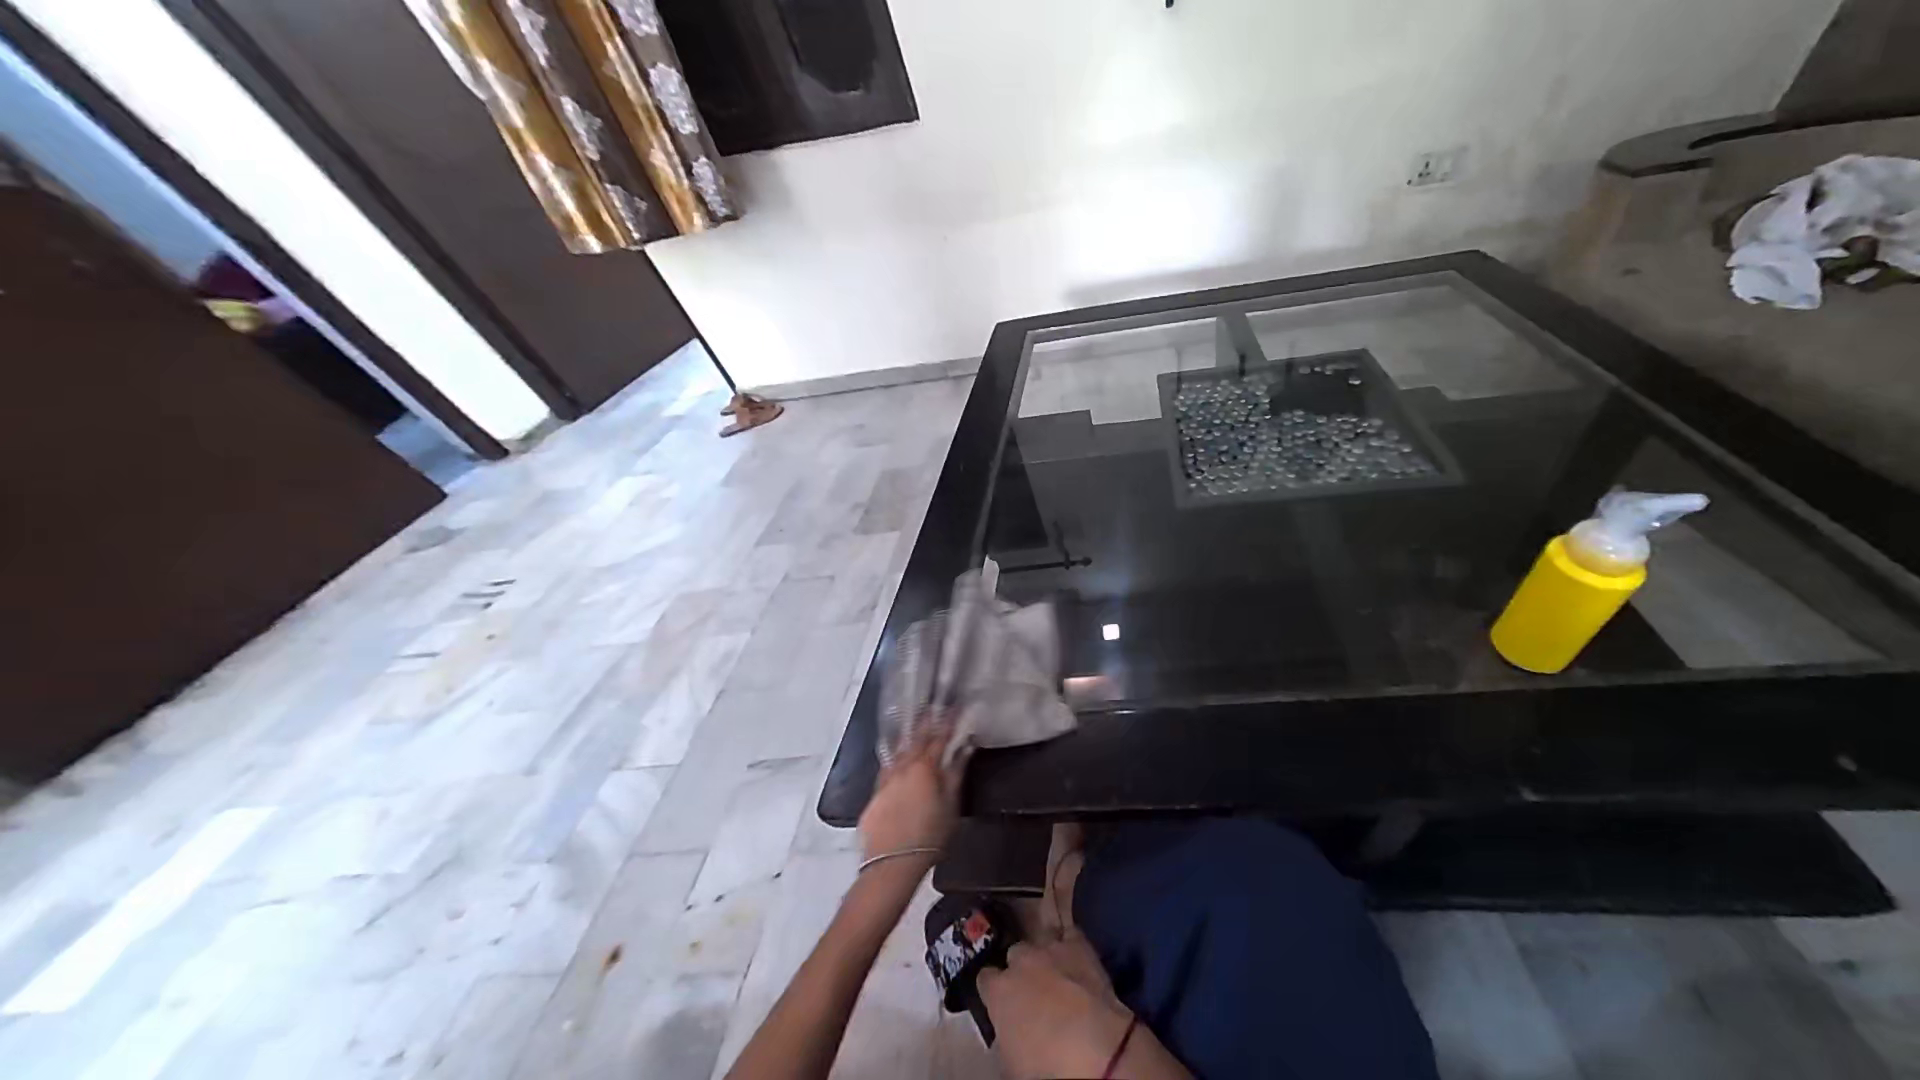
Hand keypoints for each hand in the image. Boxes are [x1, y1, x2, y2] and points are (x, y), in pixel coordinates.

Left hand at [859, 713, 966, 860]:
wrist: (891, 864)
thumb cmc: (930, 836)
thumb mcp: (951, 806)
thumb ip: (956, 774)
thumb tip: (964, 749)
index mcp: (925, 768)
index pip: (938, 738)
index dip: (947, 722)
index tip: (953, 708)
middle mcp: (902, 768)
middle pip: (915, 740)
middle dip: (925, 723)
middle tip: (932, 709)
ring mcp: (885, 781)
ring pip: (898, 753)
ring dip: (907, 739)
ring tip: (913, 727)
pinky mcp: (874, 796)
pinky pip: (886, 770)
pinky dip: (894, 760)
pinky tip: (895, 760)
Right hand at [979, 932, 1192, 1079]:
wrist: (1094, 1050)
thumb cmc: (1047, 1065)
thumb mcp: (1011, 1061)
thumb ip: (1004, 1036)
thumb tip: (1008, 1033)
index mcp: (998, 990)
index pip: (984, 979)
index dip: (994, 992)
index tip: (1002, 1005)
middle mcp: (1020, 961)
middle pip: (1014, 956)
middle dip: (1021, 970)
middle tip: (1034, 994)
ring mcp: (1050, 948)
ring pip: (1040, 942)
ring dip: (1046, 957)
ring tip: (1057, 976)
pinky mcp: (1079, 945)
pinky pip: (1070, 935)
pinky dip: (1071, 944)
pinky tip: (1075, 956)